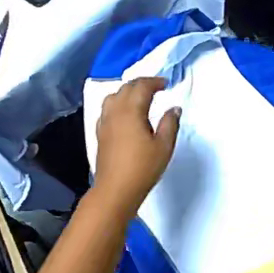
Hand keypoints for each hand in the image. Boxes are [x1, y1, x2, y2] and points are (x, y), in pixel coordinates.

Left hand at [91, 76, 180, 213]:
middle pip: (126, 88)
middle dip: (141, 84)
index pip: (141, 87)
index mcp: (131, 111)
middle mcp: (115, 111)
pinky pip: (107, 109)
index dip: (154, 82)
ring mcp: (104, 122)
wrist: (115, 190)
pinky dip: (117, 104)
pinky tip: (124, 114)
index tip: (166, 84)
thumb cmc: (143, 168)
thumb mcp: (164, 146)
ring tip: (140, 98)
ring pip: (113, 96)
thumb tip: (174, 108)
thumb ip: (170, 123)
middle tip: (156, 88)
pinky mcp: (100, 133)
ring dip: (127, 92)